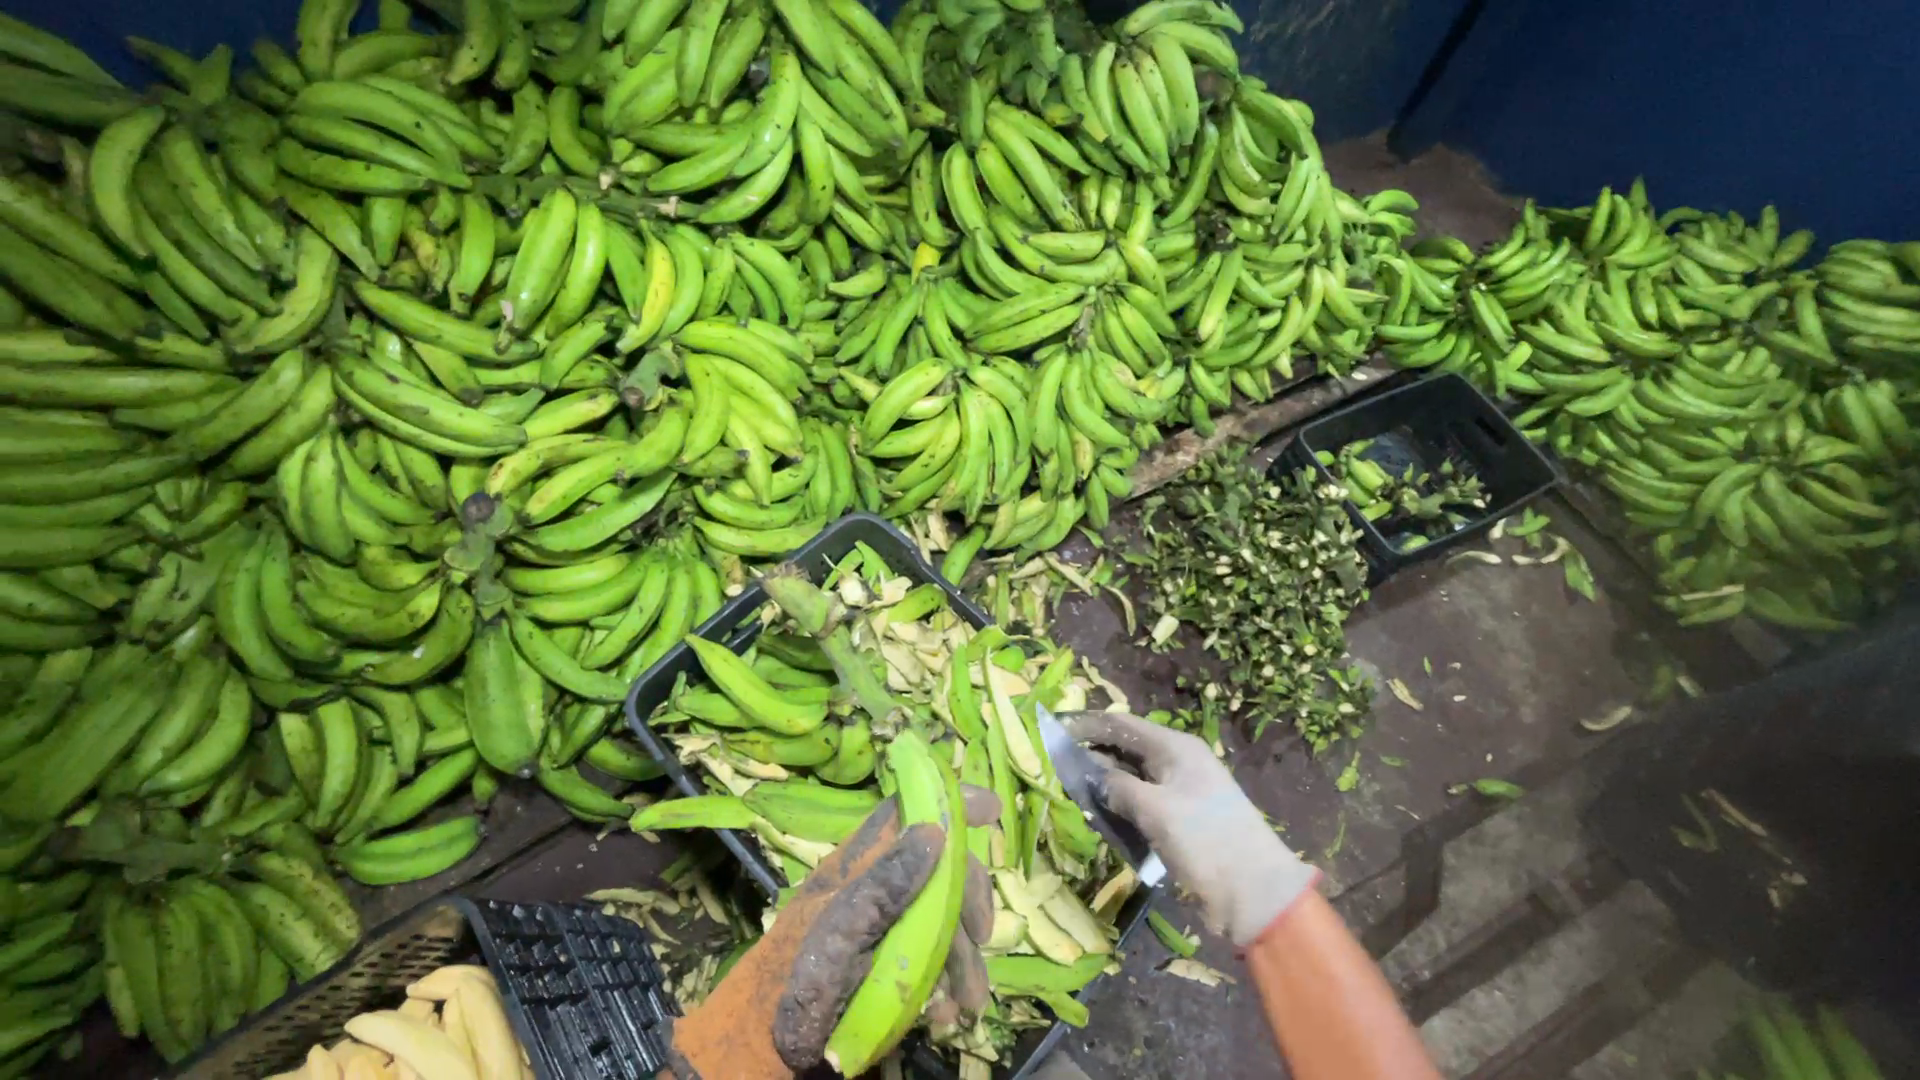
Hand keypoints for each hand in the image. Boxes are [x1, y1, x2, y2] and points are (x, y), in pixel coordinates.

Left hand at [669, 787, 1000, 1078]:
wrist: (772, 1046)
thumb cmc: (800, 978)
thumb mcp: (842, 929)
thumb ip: (886, 881)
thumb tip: (935, 829)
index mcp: (863, 862)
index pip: (908, 810)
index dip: (950, 802)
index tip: (990, 808)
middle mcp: (879, 884)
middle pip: (942, 867)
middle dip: (970, 899)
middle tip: (981, 934)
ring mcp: (887, 924)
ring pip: (945, 921)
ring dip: (964, 959)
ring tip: (969, 1001)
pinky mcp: (891, 963)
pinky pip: (933, 962)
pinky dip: (946, 987)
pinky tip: (940, 1014)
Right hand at [1067, 712, 1317, 945]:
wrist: (1256, 893)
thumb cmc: (1206, 841)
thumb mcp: (1155, 810)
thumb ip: (1118, 787)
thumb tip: (1092, 777)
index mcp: (1175, 748)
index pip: (1123, 724)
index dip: (1088, 726)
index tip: (1054, 731)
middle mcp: (1178, 762)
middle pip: (1127, 748)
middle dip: (1093, 755)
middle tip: (1058, 766)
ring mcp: (1181, 791)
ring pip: (1133, 777)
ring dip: (1105, 784)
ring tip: (1073, 792)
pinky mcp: (1182, 819)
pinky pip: (1143, 802)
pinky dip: (1121, 806)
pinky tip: (1101, 817)